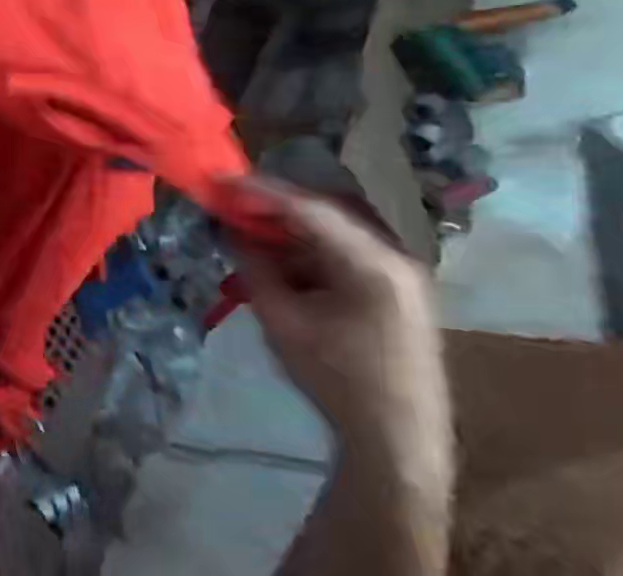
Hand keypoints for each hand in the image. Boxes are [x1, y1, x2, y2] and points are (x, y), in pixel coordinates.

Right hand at [227, 177, 449, 459]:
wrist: (399, 444)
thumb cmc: (336, 379)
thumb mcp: (281, 319)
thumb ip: (254, 265)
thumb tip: (231, 229)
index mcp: (373, 262)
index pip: (309, 208)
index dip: (260, 190)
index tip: (220, 179)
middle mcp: (395, 257)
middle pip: (324, 216)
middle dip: (273, 209)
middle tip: (230, 205)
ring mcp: (402, 275)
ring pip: (334, 236)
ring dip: (290, 233)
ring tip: (248, 236)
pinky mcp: (399, 293)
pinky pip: (346, 257)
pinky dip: (309, 254)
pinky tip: (280, 266)